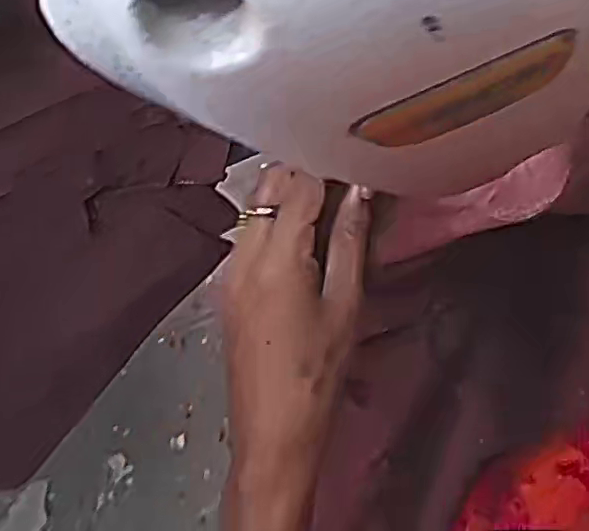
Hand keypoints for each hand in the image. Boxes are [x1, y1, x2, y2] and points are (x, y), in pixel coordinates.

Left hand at [219, 166, 370, 530]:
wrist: (273, 433)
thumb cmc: (319, 370)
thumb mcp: (346, 301)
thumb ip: (350, 237)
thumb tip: (361, 187)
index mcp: (275, 260)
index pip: (298, 186)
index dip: (327, 165)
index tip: (354, 155)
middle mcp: (242, 257)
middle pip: (268, 185)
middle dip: (304, 170)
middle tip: (343, 171)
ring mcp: (229, 271)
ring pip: (255, 204)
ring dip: (288, 189)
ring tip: (329, 194)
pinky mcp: (227, 284)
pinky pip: (250, 229)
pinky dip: (275, 214)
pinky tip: (304, 226)